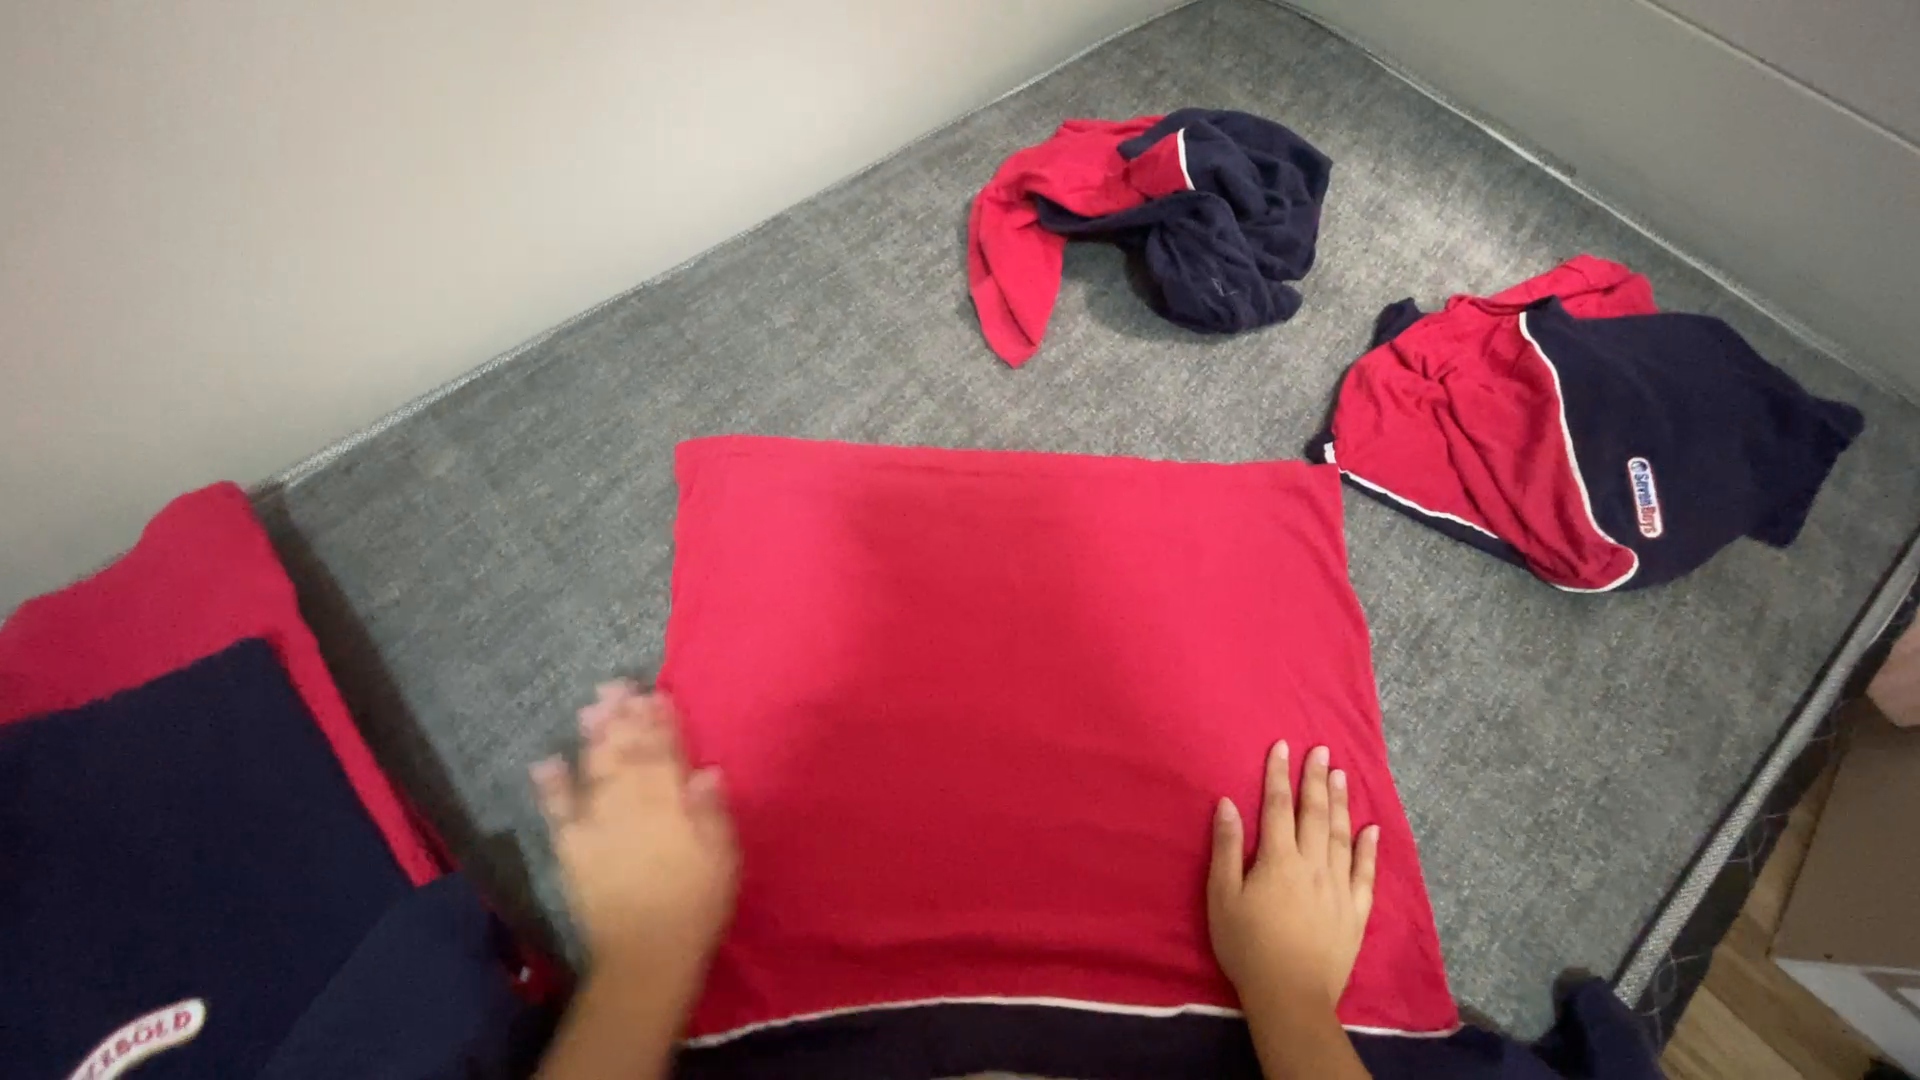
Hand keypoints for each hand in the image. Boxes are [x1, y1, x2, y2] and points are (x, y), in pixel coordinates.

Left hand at [531, 682, 737, 1006]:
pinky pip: (559, 812)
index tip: (655, 692)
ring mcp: (598, 826)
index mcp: (670, 805)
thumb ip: (712, 812)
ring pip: (596, 770)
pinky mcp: (573, 849)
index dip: (661, 721)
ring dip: (593, 737)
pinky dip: (551, 785)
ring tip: (590, 706)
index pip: (665, 753)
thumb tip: (707, 769)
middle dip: (623, 717)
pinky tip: (544, 760)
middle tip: (615, 684)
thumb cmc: (697, 902)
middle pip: (628, 753)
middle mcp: (632, 806)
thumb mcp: (722, 856)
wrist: (646, 956)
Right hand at [1208, 742, 1378, 1012]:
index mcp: (1278, 859)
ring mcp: (1339, 888)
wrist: (1290, 997)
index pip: (1278, 806)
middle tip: (1321, 750)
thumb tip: (1227, 803)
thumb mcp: (1222, 895)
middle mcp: (1313, 865)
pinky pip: (1365, 874)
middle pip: (1315, 814)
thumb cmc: (1246, 945)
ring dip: (1341, 803)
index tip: (1282, 746)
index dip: (1279, 774)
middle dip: (1316, 779)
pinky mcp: (1355, 912)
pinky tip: (1371, 829)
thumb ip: (1226, 847)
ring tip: (1342, 775)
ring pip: (1341, 836)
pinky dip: (1369, 849)